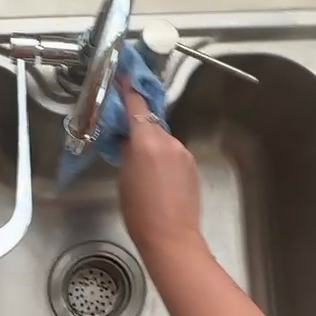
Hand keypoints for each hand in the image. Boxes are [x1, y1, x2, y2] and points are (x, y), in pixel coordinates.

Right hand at [116, 83, 201, 257]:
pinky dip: (163, 158)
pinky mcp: (192, 166)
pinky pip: (174, 153)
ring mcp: (184, 153)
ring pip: (163, 140)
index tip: (123, 77)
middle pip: (150, 124)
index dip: (128, 91)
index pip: (136, 107)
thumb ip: (127, 153)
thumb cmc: (140, 213)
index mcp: (146, 142)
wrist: (171, 237)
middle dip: (138, 128)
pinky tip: (157, 178)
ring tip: (141, 167)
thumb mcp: (124, 179)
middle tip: (123, 137)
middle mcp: (168, 141)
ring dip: (151, 145)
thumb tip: (128, 141)